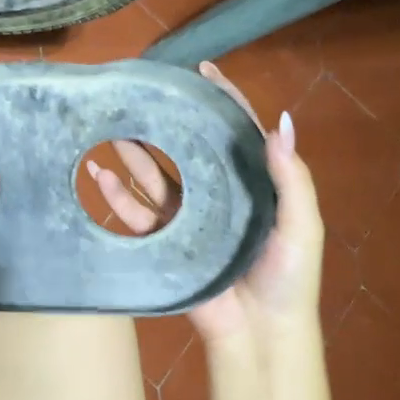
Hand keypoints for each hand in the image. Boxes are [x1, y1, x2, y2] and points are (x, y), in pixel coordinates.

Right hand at [87, 61, 323, 345]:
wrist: (260, 331)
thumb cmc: (287, 278)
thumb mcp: (301, 226)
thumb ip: (292, 179)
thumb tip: (278, 124)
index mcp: (250, 184)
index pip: (235, 133)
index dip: (222, 100)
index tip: (203, 69)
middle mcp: (215, 192)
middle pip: (184, 149)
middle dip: (162, 124)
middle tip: (139, 98)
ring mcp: (186, 216)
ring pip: (153, 176)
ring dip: (131, 154)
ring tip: (108, 130)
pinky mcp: (164, 240)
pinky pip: (135, 212)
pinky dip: (115, 194)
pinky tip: (98, 174)